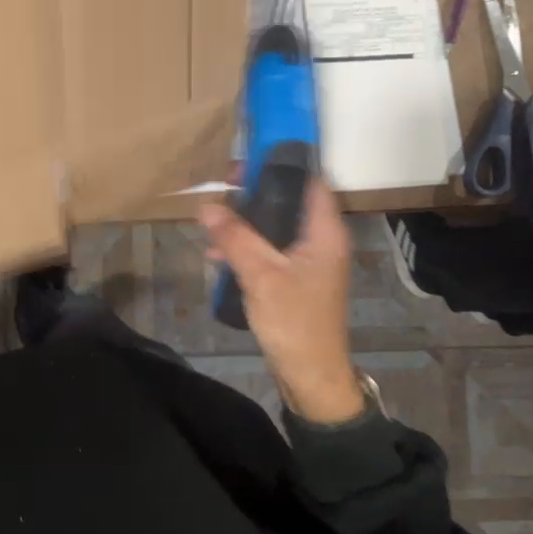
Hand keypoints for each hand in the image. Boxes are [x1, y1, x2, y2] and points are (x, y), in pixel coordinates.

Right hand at [200, 184, 365, 423]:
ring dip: (247, 220)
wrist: (311, 376)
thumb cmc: (294, 321)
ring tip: (213, 219)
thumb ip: (234, 236)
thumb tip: (207, 205)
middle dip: (256, 192)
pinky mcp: (296, 278)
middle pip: (290, 201)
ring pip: (277, 225)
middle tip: (224, 185)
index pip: (310, 181)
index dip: (282, 165)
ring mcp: (309, 261)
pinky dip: (248, 244)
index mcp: (324, 233)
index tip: (248, 157)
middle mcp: (321, 241)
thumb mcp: (260, 275)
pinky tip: (219, 252)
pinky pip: (271, 248)